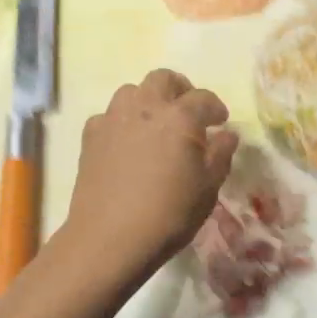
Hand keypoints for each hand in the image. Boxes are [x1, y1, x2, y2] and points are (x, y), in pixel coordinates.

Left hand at [64, 69, 238, 272]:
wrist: (109, 238)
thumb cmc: (168, 215)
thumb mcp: (208, 189)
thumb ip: (220, 155)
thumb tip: (227, 134)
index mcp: (179, 117)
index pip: (203, 98)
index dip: (216, 107)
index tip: (220, 122)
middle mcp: (144, 107)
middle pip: (163, 79)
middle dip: (180, 90)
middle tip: (188, 113)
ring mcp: (113, 118)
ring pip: (131, 91)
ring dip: (147, 100)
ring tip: (155, 125)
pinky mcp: (90, 136)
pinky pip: (109, 116)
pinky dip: (121, 122)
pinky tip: (126, 144)